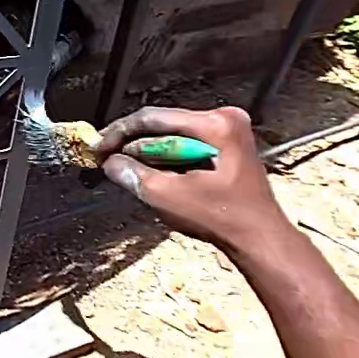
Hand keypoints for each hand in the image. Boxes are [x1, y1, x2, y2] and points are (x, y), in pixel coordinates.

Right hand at [95, 105, 292, 258]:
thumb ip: (133, 175)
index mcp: (216, 124)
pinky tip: (147, 170)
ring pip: (172, 134)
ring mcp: (228, 131)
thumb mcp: (168, 196)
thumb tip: (109, 163)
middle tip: (105, 158)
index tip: (98, 147)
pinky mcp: (226, 146)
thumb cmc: (224, 219)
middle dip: (132, 143)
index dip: (119, 133)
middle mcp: (224, 119)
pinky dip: (165, 157)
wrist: (260, 239)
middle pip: (163, 124)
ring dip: (147, 151)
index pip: (153, 118)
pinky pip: (185, 143)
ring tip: (121, 167)